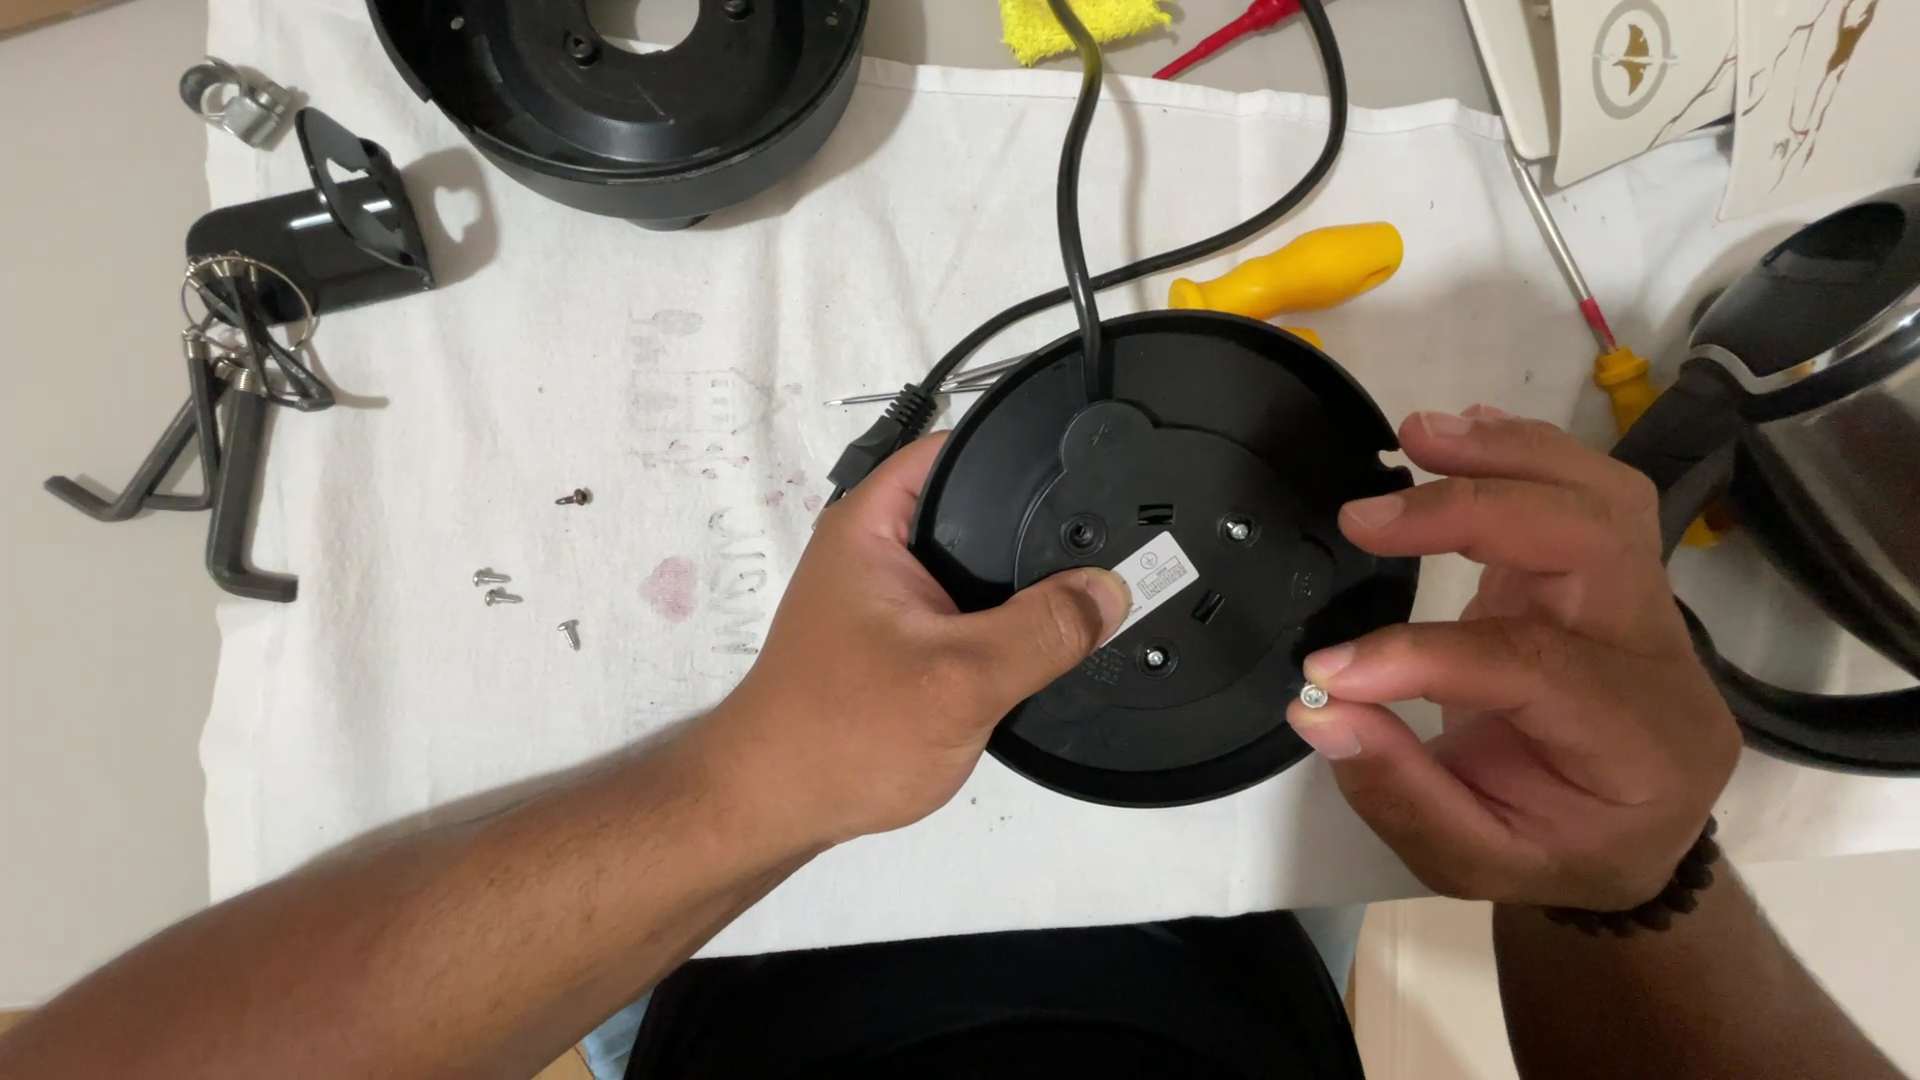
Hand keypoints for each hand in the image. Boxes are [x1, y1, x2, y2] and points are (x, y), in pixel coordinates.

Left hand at [698, 433, 1129, 848]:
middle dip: (1036, 521)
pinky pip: (966, 606)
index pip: (958, 451)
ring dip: (1019, 577)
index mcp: (871, 524)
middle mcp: (876, 547)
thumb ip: (1041, 632)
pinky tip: (1046, 632)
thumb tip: (1111, 591)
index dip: (1025, 451)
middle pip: (974, 507)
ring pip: (973, 564)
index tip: (1091, 471)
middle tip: (1110, 535)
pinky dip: (1002, 615)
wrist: (782, 804)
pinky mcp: (898, 634)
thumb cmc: (845, 734)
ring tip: (1091, 581)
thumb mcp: (959, 679)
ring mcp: (887, 593)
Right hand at [1286, 407, 1741, 910]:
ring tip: (1417, 434)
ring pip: (1601, 496)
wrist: (1626, 836)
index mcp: (1636, 741)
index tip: (1323, 665)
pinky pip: (1583, 495)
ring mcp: (1638, 608)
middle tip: (1363, 514)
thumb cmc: (1549, 851)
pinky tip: (1456, 437)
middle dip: (1471, 512)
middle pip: (1590, 543)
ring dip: (1505, 454)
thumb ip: (1393, 787)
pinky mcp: (1601, 579)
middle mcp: (1655, 657)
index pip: (1530, 666)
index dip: (1417, 654)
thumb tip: (1314, 704)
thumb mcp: (1466, 855)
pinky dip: (1519, 454)